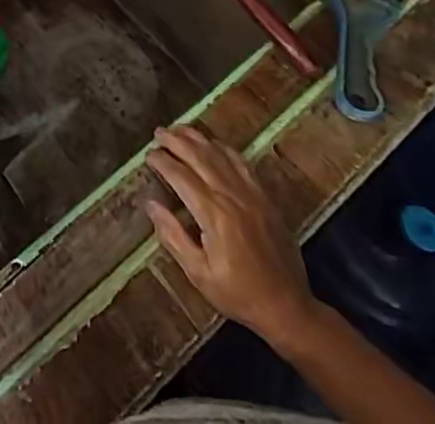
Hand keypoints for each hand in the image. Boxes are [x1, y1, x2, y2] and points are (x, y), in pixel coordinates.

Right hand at [144, 124, 320, 344]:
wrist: (286, 305)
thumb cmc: (237, 293)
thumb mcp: (198, 273)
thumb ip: (173, 236)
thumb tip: (151, 204)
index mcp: (213, 214)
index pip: (181, 176)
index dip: (163, 161)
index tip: (148, 155)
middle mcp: (232, 196)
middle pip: (200, 157)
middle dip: (176, 141)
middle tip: (158, 133)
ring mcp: (251, 194)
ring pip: (220, 154)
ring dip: (198, 138)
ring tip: (179, 129)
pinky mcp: (264, 197)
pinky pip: (242, 163)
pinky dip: (225, 148)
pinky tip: (213, 143)